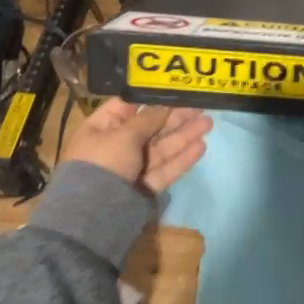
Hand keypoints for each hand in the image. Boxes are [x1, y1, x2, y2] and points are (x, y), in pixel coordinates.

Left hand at [61, 101, 212, 194]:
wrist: (94, 214)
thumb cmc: (103, 162)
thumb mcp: (123, 135)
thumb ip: (148, 119)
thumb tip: (164, 105)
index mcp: (101, 128)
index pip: (127, 107)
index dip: (151, 98)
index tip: (175, 89)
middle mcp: (117, 145)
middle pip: (150, 127)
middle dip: (176, 117)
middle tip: (201, 106)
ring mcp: (132, 167)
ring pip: (162, 147)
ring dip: (185, 135)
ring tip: (209, 123)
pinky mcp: (145, 186)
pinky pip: (166, 168)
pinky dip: (182, 158)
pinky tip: (201, 147)